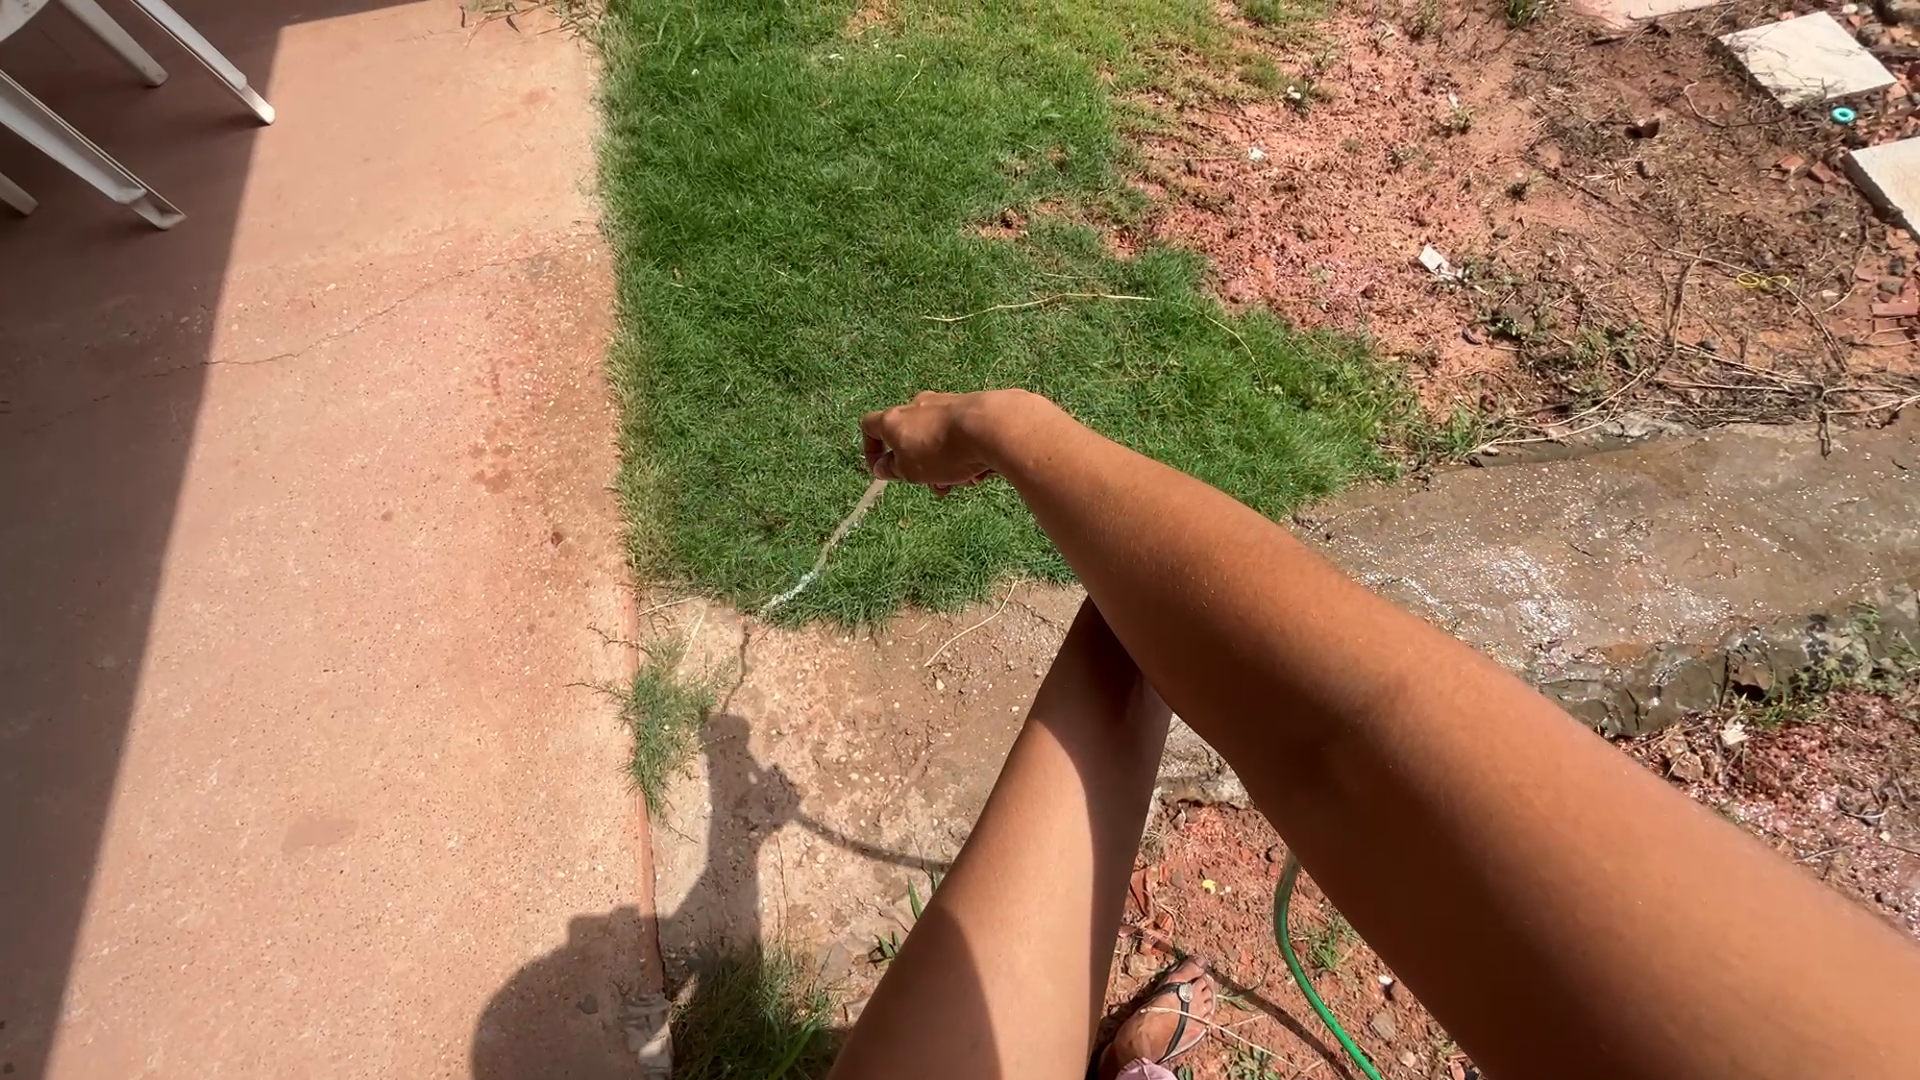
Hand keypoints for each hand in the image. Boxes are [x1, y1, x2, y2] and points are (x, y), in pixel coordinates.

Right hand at [861, 390, 1012, 493]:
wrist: (990, 426)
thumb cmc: (943, 450)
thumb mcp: (910, 470)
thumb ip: (893, 469)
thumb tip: (883, 466)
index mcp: (894, 419)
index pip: (870, 427)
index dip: (872, 450)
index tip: (883, 470)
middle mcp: (917, 407)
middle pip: (910, 439)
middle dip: (922, 467)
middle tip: (936, 486)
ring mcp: (945, 405)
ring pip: (938, 441)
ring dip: (947, 465)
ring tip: (965, 481)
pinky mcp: (971, 409)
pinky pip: (962, 436)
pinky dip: (966, 454)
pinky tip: (981, 468)